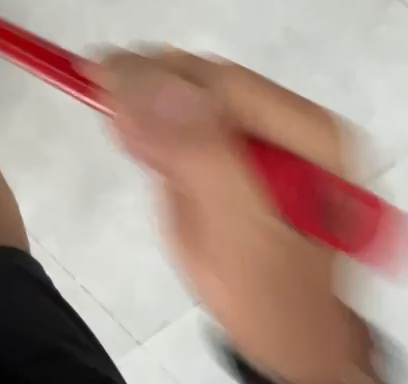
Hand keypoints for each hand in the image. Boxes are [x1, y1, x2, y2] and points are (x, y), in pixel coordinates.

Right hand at [100, 49, 374, 383]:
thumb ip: (198, 151)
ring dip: (140, 102)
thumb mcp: (235, 225)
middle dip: (147, 90)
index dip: (157, 75)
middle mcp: (287, 121)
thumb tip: (149, 80)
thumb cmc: (265, 291)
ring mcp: (256, 129)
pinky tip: (133, 140)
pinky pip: (174, 108)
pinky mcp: (225, 141)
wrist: (276, 333)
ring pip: (181, 87)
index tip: (97, 77)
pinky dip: (143, 117)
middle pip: (201, 78)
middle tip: (107, 112)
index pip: (223, 81)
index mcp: (310, 135)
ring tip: (124, 137)